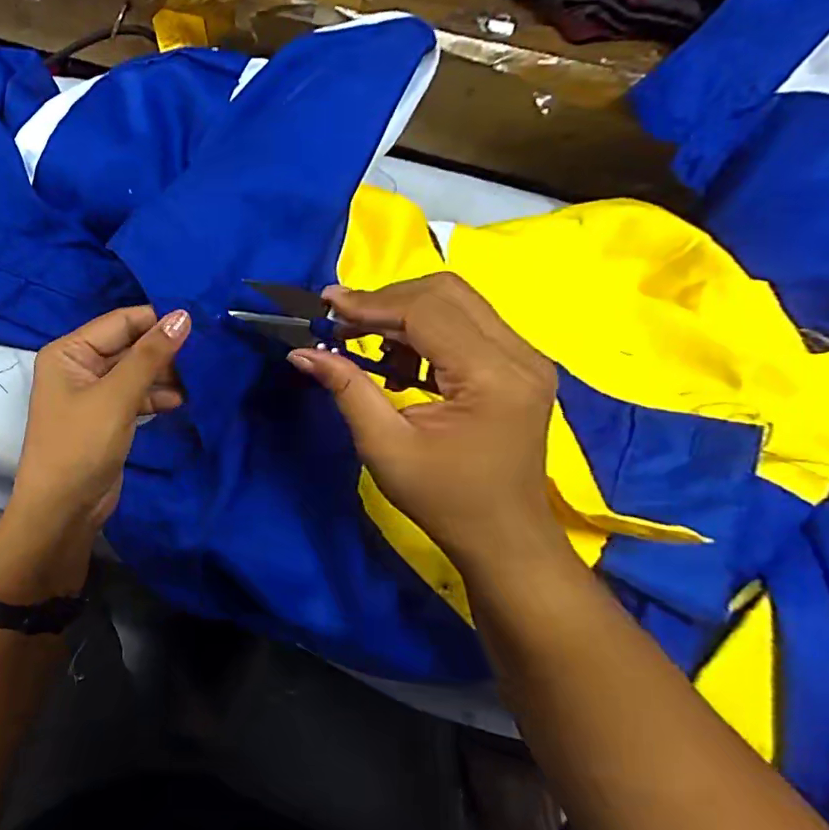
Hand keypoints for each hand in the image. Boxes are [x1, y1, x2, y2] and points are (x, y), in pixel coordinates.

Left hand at [0, 306, 189, 602]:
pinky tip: (184, 400)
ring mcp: (94, 393)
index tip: (201, 322)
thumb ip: (150, 356)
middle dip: (165, 349)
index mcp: (69, 351)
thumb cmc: (81, 445)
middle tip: (208, 352)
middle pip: (129, 345)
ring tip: (202, 377)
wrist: (62, 510)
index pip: (120, 322)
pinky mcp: (108, 416)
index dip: (157, 320)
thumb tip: (183, 316)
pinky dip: (158, 396)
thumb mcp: (116, 397)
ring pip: (136, 371)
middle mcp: (79, 366)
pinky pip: (137, 395)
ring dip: (166, 374)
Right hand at [287, 273, 564, 574]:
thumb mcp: (384, 446)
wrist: (505, 537)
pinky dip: (424, 328)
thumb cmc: (444, 499)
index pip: (426, 311)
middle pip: (446, 292)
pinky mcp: (519, 365)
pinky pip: (466, 321)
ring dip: (404, 312)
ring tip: (367, 345)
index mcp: (492, 378)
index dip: (371, 303)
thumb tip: (303, 350)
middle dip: (386, 300)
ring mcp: (525, 358)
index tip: (326, 307)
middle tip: (342, 323)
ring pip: (457, 301)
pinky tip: (400, 362)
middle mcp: (520, 356)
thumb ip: (346, 389)